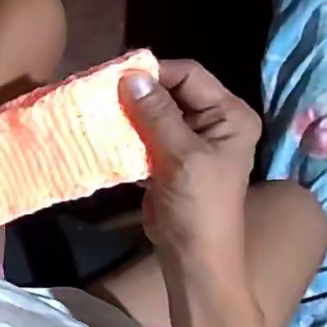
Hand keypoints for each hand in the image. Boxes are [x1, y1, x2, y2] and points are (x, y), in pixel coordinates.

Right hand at [118, 60, 260, 256]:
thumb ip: (157, 115)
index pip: (189, 76)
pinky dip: (125, 133)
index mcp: (228, 115)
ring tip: (97, 110)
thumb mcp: (182, 156)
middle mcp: (211, 122)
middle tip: (100, 92)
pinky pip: (143, 135)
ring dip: (127, 112)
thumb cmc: (198, 205)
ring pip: (153, 113)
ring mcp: (188, 140)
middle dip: (136, 91)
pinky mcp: (166, 158)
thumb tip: (131, 76)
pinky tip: (103, 133)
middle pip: (170, 92)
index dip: (155, 72)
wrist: (192, 254)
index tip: (115, 76)